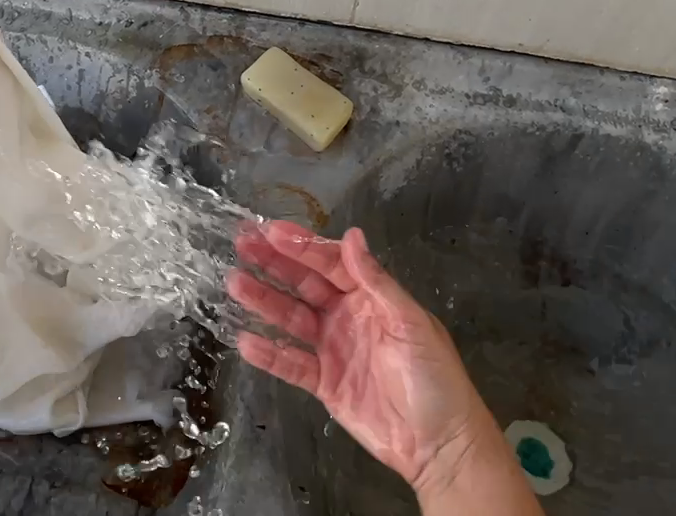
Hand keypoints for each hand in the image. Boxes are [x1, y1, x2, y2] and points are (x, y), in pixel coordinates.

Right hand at [227, 222, 503, 495]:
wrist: (441, 445)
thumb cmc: (434, 376)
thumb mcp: (411, 322)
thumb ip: (377, 281)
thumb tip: (353, 234)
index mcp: (370, 296)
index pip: (330, 262)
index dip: (302, 246)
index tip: (272, 230)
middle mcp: (347, 315)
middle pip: (304, 283)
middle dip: (273, 262)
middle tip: (242, 242)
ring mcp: (333, 348)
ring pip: (291, 318)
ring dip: (263, 300)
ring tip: (234, 283)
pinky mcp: (324, 383)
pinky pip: (291, 363)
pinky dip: (269, 353)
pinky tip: (244, 340)